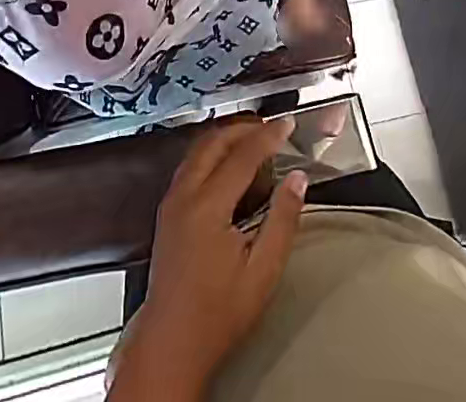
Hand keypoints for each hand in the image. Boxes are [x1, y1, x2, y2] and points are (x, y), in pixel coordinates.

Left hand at [108, 118, 307, 400]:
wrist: (171, 342)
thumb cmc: (218, 312)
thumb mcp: (263, 271)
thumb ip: (283, 220)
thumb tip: (298, 180)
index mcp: (207, 207)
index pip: (242, 155)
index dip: (268, 135)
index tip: (288, 123)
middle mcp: (184, 196)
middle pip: (213, 142)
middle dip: (243, 127)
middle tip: (271, 126)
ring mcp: (171, 202)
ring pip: (197, 150)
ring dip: (225, 136)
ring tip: (254, 137)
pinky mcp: (167, 211)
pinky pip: (189, 164)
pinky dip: (212, 151)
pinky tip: (229, 162)